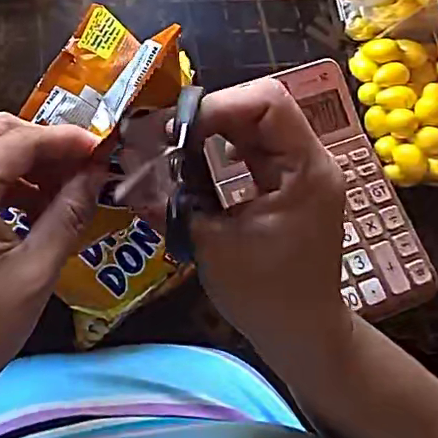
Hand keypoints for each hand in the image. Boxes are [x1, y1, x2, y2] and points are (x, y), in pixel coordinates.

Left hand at [0, 114, 106, 396]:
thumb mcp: (34, 274)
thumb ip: (68, 214)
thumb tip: (97, 174)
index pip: (19, 141)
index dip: (66, 140)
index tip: (106, 148)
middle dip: (47, 144)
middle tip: (88, 167)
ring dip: (28, 161)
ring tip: (70, 188)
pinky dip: (8, 180)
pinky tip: (38, 205)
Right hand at [192, 78, 351, 355]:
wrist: (301, 335)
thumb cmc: (264, 296)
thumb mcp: (212, 244)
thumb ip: (173, 199)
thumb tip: (129, 168)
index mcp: (306, 169)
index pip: (267, 102)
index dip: (217, 105)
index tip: (177, 130)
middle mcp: (308, 159)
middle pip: (257, 104)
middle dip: (207, 113)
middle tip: (166, 135)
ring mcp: (298, 168)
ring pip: (250, 120)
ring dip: (209, 127)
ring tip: (173, 144)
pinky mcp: (283, 179)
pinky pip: (249, 144)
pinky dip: (217, 144)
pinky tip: (192, 160)